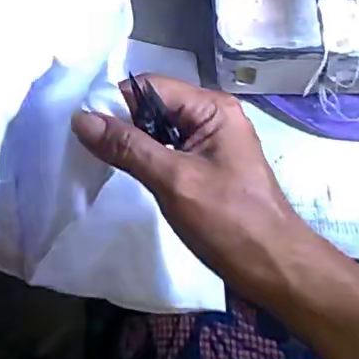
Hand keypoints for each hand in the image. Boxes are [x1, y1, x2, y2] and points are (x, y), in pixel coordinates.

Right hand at [70, 75, 334, 307]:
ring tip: (100, 158)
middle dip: (121, 122)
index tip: (83, 125)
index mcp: (212, 108)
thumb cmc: (230, 223)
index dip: (116, 102)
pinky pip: (167, 149)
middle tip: (87, 145)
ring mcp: (211, 142)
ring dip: (131, 141)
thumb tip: (81, 119)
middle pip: (153, 105)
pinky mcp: (206, 166)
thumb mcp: (174, 181)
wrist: (277, 272)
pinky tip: (126, 172)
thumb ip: (127, 147)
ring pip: (158, 128)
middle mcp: (212, 116)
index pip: (151, 86)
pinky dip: (145, 157)